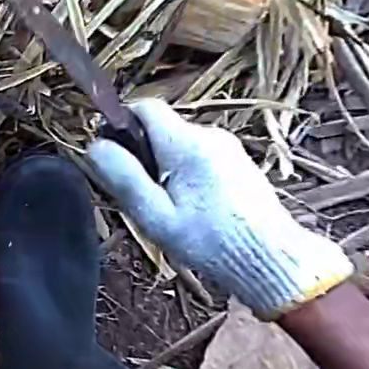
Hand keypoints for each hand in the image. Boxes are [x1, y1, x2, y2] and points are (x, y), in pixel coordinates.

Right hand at [87, 99, 350, 317]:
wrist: (272, 260)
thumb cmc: (210, 242)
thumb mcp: (155, 215)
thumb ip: (124, 177)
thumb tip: (95, 145)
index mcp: (187, 144)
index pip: (145, 107)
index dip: (121, 122)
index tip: (113, 155)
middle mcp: (210, 135)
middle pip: (158, 128)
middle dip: (141, 153)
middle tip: (141, 195)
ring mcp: (228, 147)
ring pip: (176, 143)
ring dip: (162, 166)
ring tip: (168, 206)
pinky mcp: (237, 160)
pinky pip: (196, 154)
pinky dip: (183, 172)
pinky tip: (190, 206)